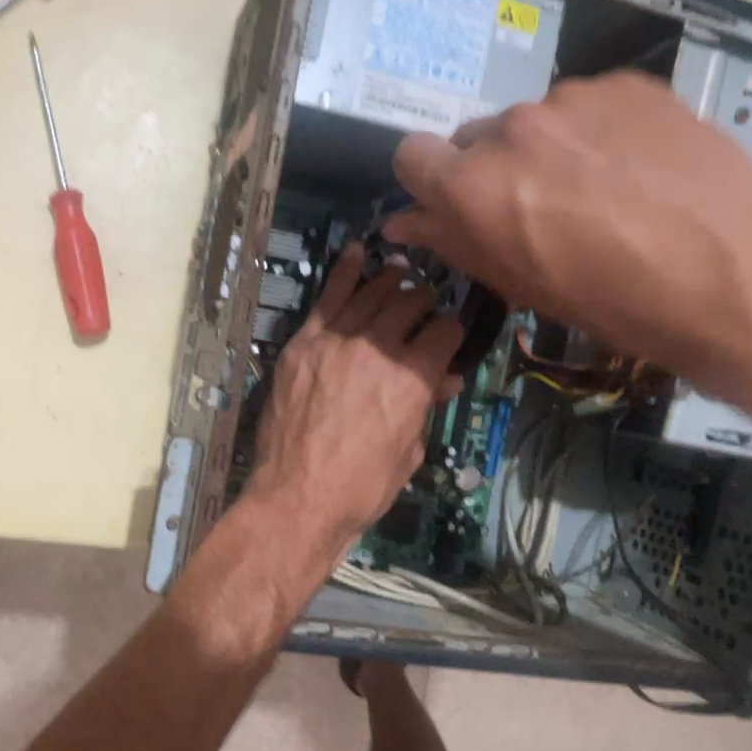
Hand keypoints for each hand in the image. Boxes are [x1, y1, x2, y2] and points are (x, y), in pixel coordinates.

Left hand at [246, 246, 463, 551]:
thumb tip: (444, 381)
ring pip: (370, 293)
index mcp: (414, 376)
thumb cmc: (362, 487)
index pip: (445, 332)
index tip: (451, 331)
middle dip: (424, 301)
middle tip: (425, 305)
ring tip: (401, 272)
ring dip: (391, 280)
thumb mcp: (409, 452)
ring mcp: (335, 341)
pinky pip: (326, 299)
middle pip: (410, 303)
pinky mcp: (302, 344)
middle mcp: (378, 347)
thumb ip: (425, 408)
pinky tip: (358, 253)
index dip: (454, 329)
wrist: (297, 498)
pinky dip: (345, 272)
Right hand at [388, 71, 751, 384]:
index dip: (429, 184)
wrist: (738, 278)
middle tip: (535, 211)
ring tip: (597, 193)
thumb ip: (456, 243)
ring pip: (533, 123)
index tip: (453, 207)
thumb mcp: (522, 285)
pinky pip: (586, 107)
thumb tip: (406, 222)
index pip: (412, 156)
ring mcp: (575, 99)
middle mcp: (514, 129)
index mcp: (475, 187)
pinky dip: (593, 134)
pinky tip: (633, 171)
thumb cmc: (617, 303)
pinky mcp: (629, 84)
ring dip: (544, 152)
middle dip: (490, 171)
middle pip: (475, 139)